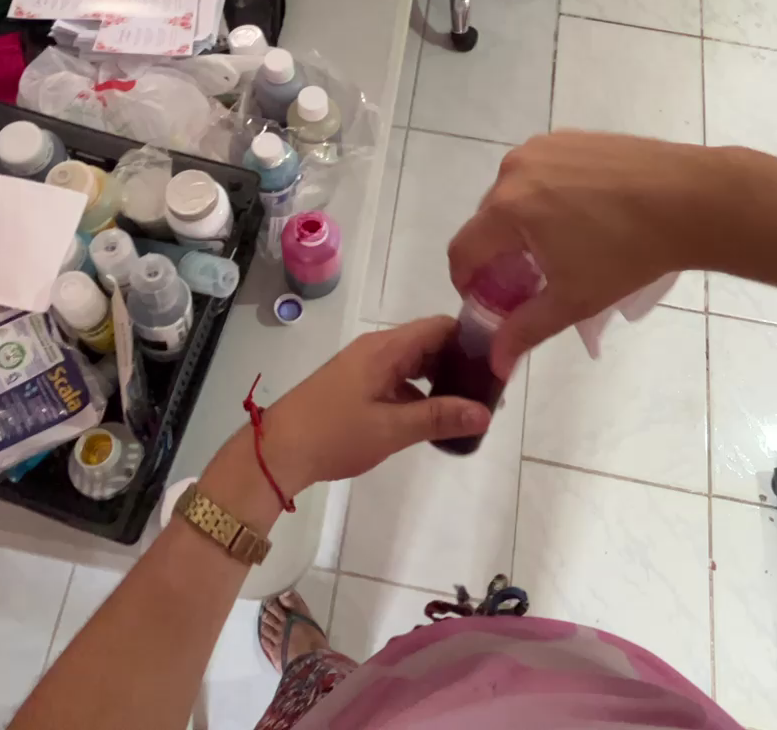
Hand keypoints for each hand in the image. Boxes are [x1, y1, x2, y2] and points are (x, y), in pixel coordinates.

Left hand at [252, 318, 491, 489]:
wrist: (278, 450)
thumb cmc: (335, 433)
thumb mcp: (392, 428)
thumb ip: (439, 417)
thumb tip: (485, 412)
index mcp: (385, 348)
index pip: (438, 327)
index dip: (470, 339)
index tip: (497, 361)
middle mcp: (377, 349)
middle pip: (428, 343)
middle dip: (459, 363)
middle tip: (490, 391)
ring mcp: (365, 366)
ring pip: (414, 364)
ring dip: (440, 381)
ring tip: (470, 407)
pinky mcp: (357, 384)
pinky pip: (398, 379)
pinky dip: (419, 394)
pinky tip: (435, 420)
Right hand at [447, 132, 732, 378]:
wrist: (692, 198)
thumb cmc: (628, 253)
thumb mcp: (573, 299)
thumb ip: (525, 330)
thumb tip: (495, 363)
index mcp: (506, 209)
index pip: (462, 250)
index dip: (466, 282)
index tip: (486, 300)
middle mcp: (512, 171)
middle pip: (485, 221)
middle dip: (497, 253)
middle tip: (529, 279)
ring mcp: (540, 147)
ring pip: (511, 195)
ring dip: (520, 222)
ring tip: (559, 244)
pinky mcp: (567, 136)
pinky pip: (538, 172)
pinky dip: (544, 196)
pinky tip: (580, 213)